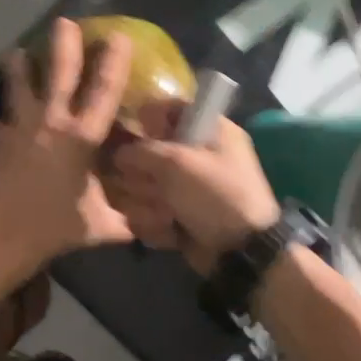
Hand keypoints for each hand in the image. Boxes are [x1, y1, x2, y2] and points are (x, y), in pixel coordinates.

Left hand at [0, 19, 135, 272]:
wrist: (2, 235)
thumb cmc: (55, 227)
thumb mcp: (100, 226)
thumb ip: (127, 220)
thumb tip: (150, 223)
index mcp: (82, 138)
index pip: (103, 92)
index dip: (114, 62)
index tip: (118, 36)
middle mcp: (51, 124)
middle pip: (58, 73)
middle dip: (64, 45)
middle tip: (64, 22)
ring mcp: (20, 130)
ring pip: (19, 88)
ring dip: (19, 69)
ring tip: (16, 53)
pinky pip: (1, 127)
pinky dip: (2, 124)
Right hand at [111, 107, 280, 274]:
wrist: (241, 251)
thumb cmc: (215, 195)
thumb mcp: (178, 164)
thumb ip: (141, 151)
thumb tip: (119, 153)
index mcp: (211, 131)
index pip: (172, 108)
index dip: (150, 119)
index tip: (136, 134)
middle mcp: (199, 155)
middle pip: (150, 152)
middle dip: (145, 175)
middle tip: (154, 187)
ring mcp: (188, 188)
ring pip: (146, 186)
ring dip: (150, 202)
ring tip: (165, 214)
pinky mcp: (180, 214)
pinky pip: (151, 211)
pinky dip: (156, 223)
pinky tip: (169, 231)